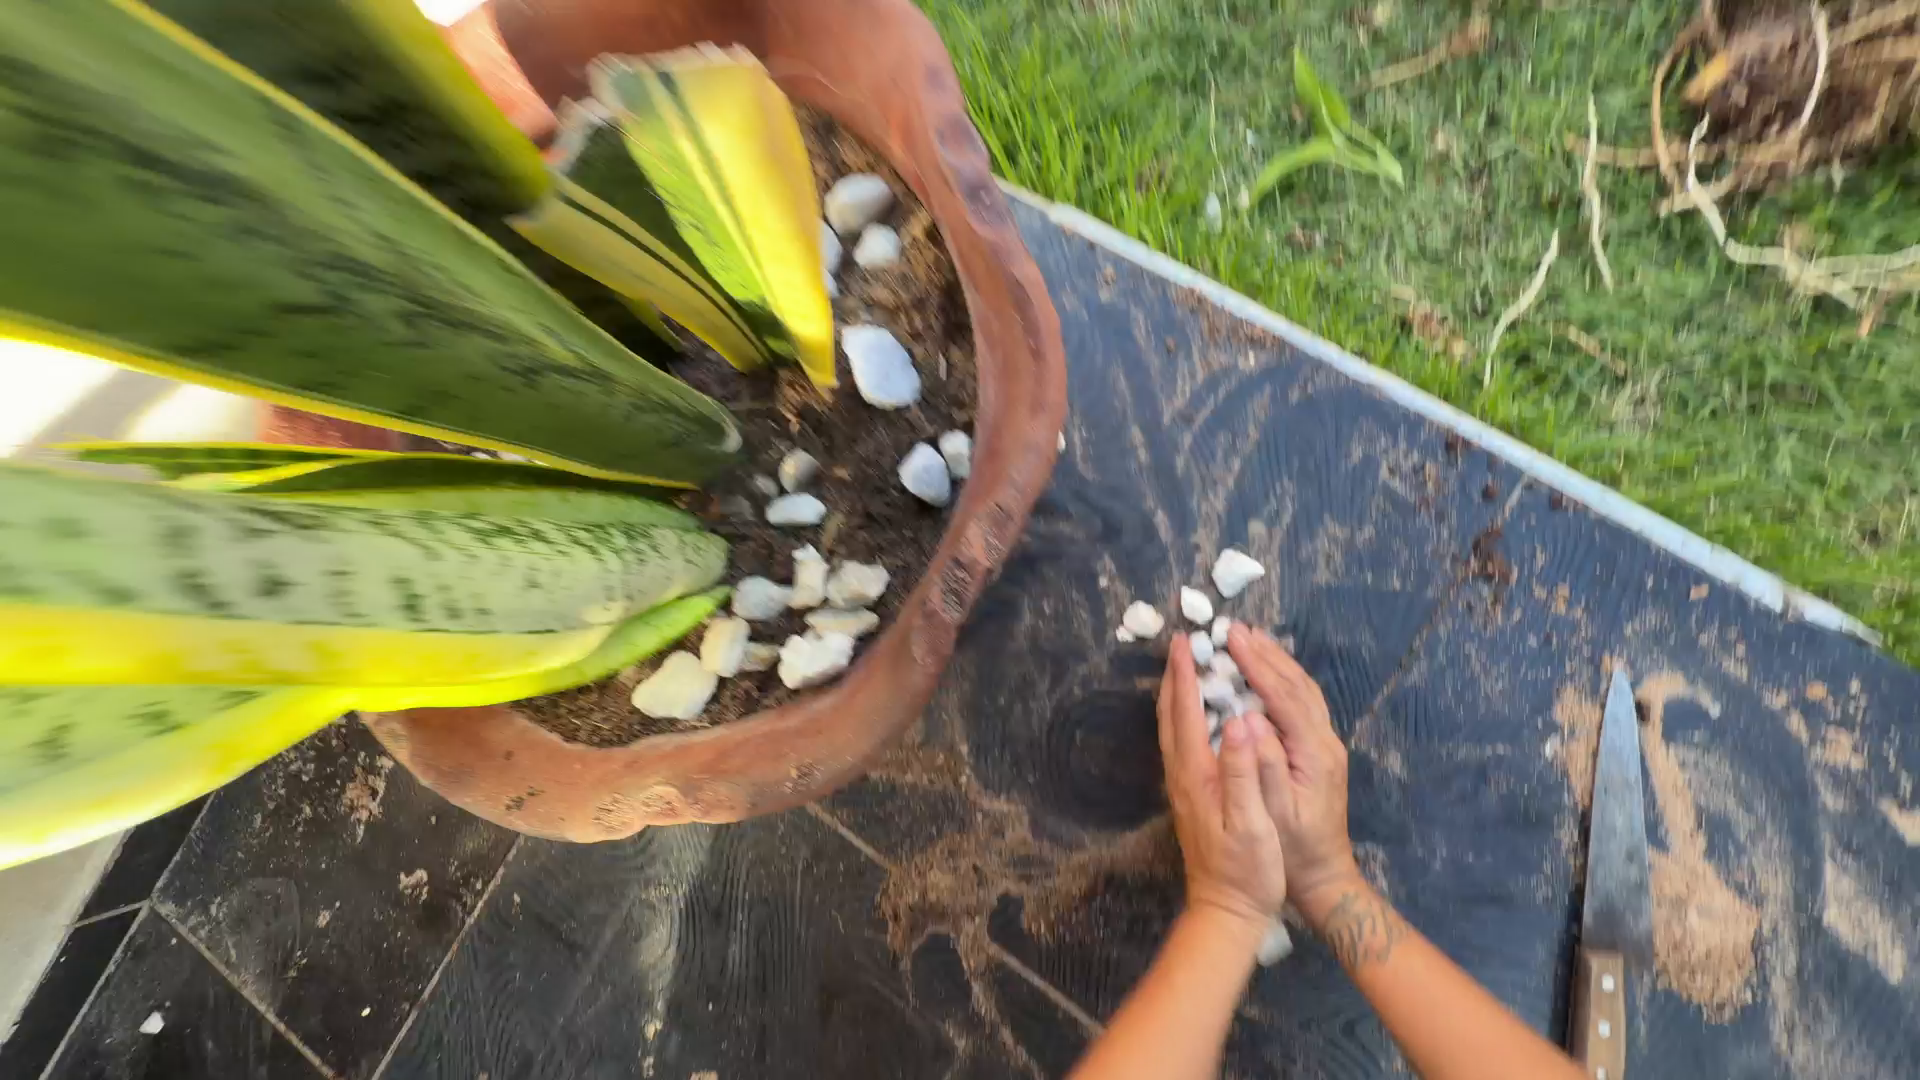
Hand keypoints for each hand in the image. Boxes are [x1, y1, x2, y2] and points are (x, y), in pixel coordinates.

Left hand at [1158, 635, 1287, 933]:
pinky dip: (1182, 712)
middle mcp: (1180, 772)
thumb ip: (1244, 773)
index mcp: (1196, 774)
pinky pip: (1178, 738)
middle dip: (1175, 674)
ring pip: (1170, 725)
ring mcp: (1180, 782)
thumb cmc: (1247, 871)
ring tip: (1184, 664)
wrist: (1226, 909)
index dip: (1187, 675)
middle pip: (1171, 713)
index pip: (1187, 713)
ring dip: (1175, 691)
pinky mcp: (1187, 791)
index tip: (1186, 642)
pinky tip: (1193, 709)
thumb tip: (1243, 722)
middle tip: (1181, 642)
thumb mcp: (1253, 825)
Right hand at [1225, 624, 1361, 925]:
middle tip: (1233, 628)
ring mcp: (1325, 743)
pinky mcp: (1320, 747)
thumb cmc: (1292, 849)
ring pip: (1303, 688)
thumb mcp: (1274, 815)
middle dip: (1264, 653)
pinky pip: (1302, 698)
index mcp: (1313, 754)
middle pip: (1296, 684)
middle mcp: (1324, 741)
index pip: (1284, 697)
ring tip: (1248, 637)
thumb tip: (1247, 720)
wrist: (1324, 877)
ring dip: (1275, 659)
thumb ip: (1263, 766)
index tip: (1230, 640)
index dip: (1256, 665)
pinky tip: (1266, 667)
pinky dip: (1283, 674)